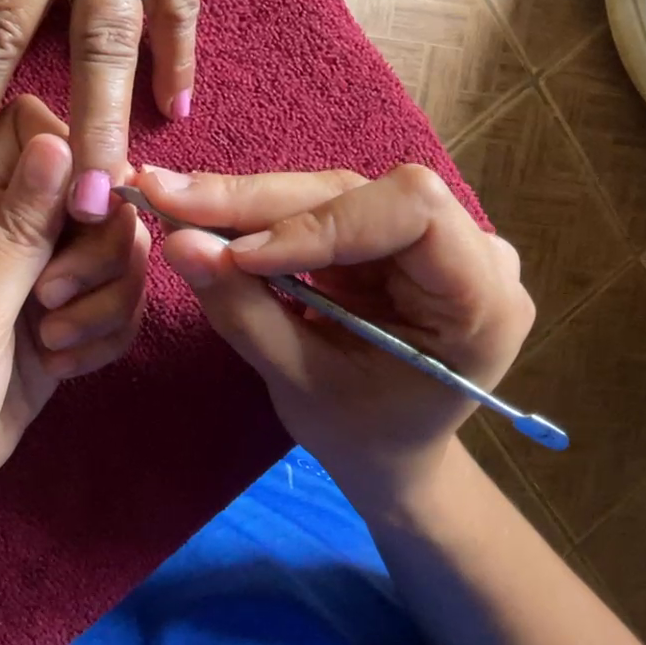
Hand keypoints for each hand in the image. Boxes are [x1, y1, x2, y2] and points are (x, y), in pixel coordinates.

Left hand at [0, 96, 148, 545]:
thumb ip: (17, 231)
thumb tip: (58, 141)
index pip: (31, 133)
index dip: (73, 157)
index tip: (86, 211)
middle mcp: (9, 237)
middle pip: (94, 194)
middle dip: (101, 247)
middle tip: (54, 300)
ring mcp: (38, 283)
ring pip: (115, 252)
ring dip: (107, 300)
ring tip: (55, 345)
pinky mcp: (62, 325)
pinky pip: (116, 306)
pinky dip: (107, 335)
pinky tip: (65, 368)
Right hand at [132, 164, 535, 505]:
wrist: (389, 452)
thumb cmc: (362, 437)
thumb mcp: (302, 386)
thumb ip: (245, 312)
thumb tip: (178, 243)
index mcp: (480, 298)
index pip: (410, 211)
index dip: (320, 221)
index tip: (239, 254)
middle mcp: (467, 248)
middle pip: (354, 192)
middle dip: (255, 202)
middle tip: (165, 195)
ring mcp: (424, 234)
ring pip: (325, 192)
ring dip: (244, 202)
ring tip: (171, 200)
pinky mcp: (382, 231)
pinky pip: (314, 207)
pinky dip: (254, 215)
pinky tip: (203, 211)